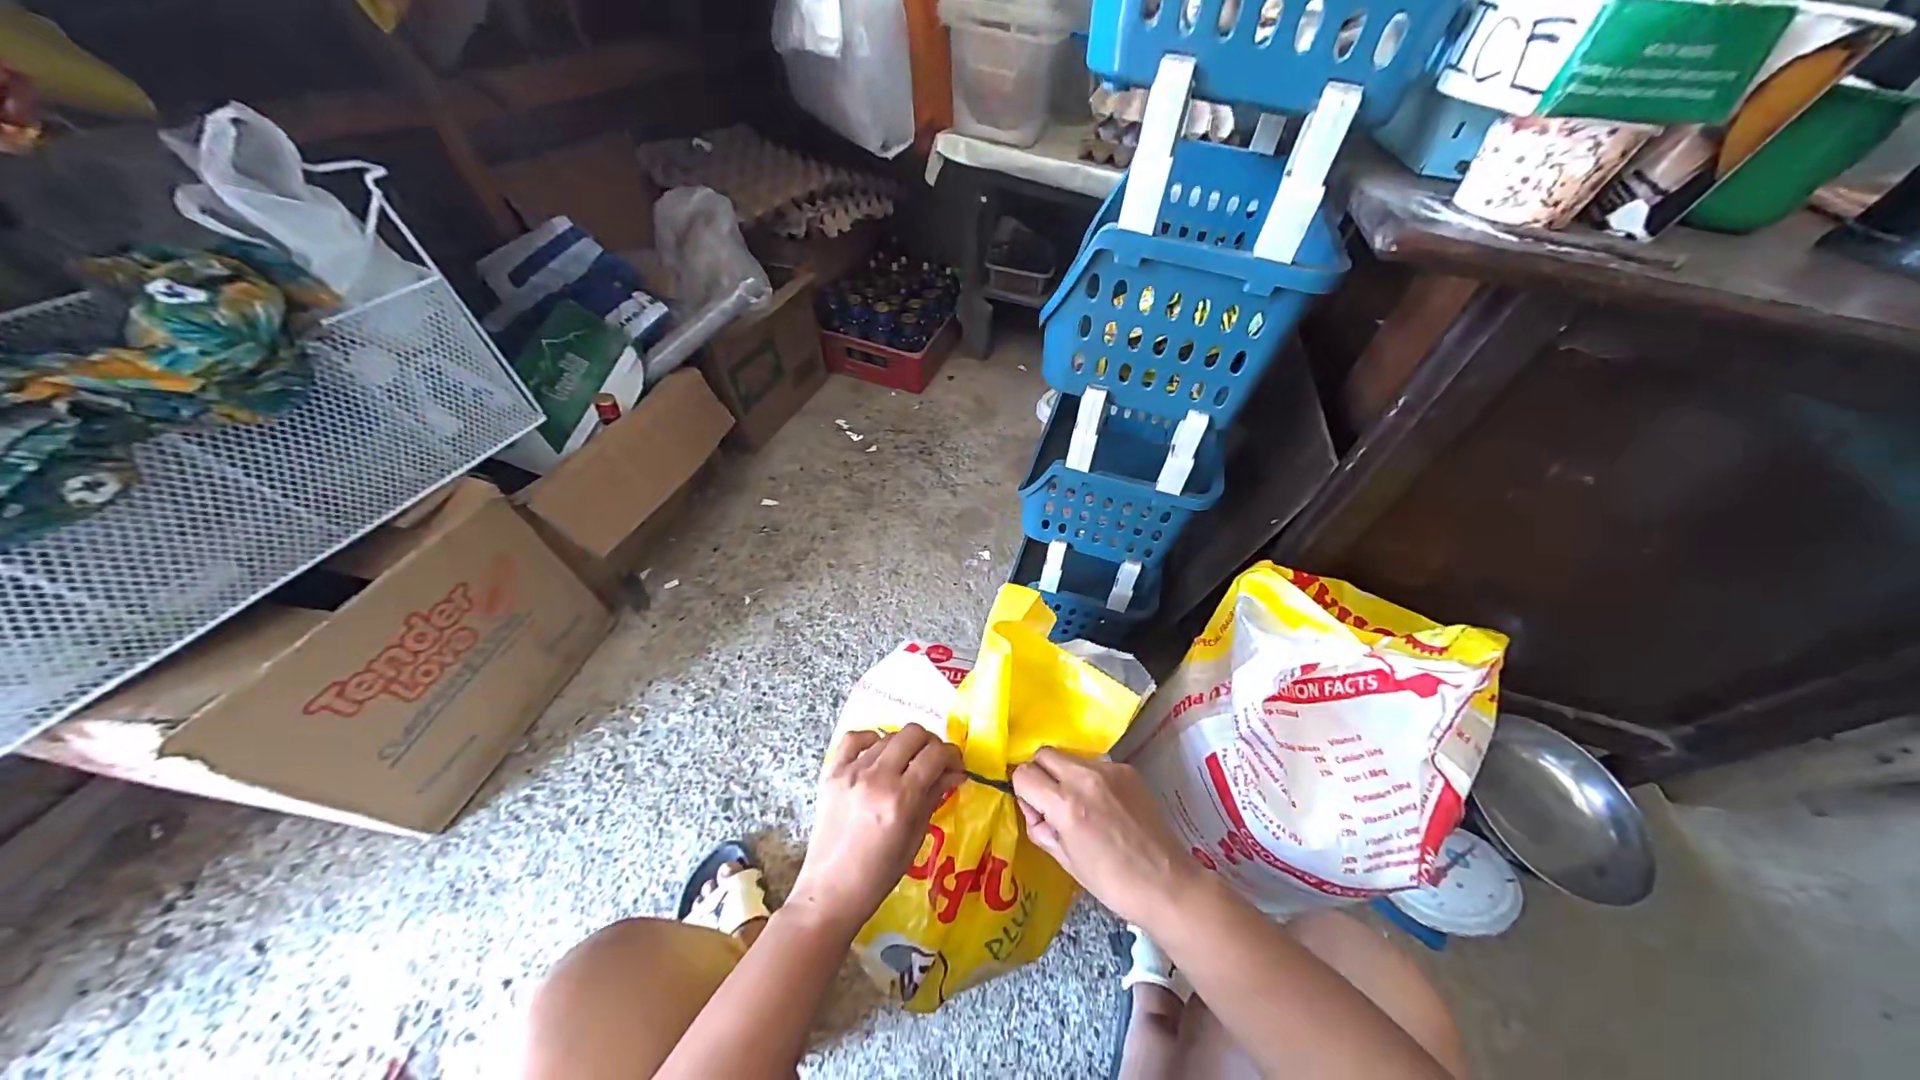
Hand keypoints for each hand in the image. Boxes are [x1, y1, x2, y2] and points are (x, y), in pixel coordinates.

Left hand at [790, 724, 963, 934]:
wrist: (830, 890)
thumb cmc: (878, 875)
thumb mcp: (915, 838)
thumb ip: (933, 798)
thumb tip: (954, 774)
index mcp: (901, 798)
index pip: (936, 755)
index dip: (952, 755)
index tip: (956, 766)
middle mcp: (877, 777)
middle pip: (913, 734)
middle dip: (931, 744)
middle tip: (934, 762)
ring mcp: (852, 772)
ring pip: (888, 735)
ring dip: (904, 746)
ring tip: (906, 765)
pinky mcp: (832, 773)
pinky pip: (854, 739)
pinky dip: (870, 740)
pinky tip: (877, 754)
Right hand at [1010, 749, 1200, 928]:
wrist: (1167, 884)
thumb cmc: (1112, 882)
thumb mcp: (1065, 860)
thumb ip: (1041, 828)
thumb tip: (1034, 809)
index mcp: (1066, 804)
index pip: (1024, 773)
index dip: (1022, 791)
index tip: (1036, 811)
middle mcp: (1085, 777)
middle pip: (1043, 754)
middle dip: (1040, 774)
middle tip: (1051, 803)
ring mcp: (1109, 770)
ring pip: (1070, 756)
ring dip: (1064, 774)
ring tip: (1081, 805)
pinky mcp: (1128, 770)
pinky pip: (1095, 764)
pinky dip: (1089, 779)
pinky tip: (1104, 805)